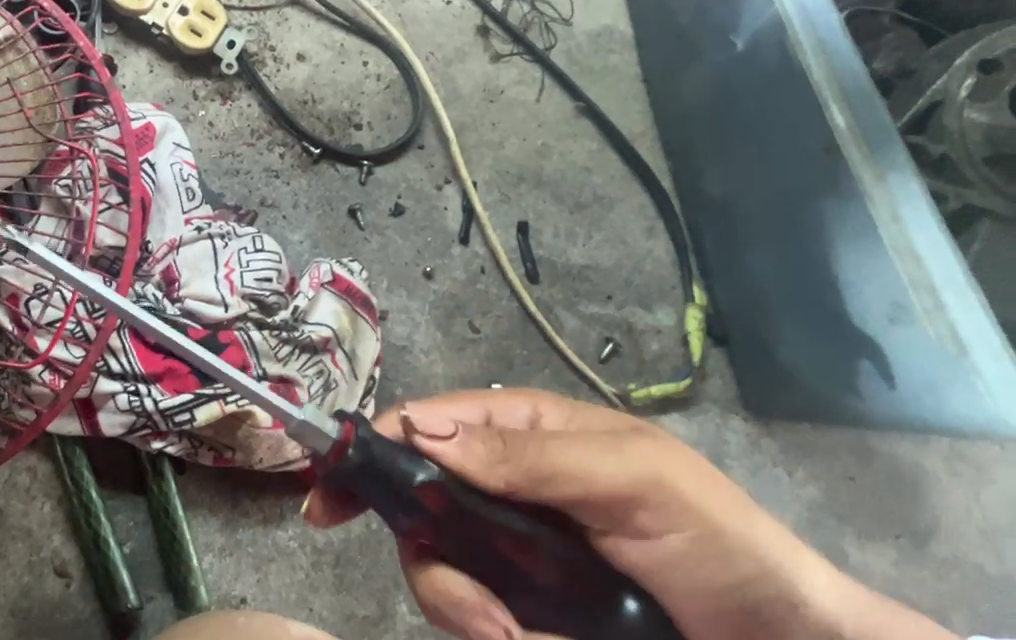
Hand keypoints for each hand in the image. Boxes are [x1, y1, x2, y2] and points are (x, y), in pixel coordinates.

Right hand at [303, 389, 956, 639]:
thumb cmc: (717, 541)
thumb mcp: (631, 480)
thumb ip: (528, 457)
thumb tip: (421, 434)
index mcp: (519, 435)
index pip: (422, 426)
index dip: (368, 453)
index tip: (328, 500)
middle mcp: (501, 485)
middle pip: (416, 506)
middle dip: (430, 559)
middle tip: (479, 616)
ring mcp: (513, 549)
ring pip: (439, 566)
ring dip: (463, 606)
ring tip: (513, 638)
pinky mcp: (529, 605)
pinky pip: (477, 612)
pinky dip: (488, 630)